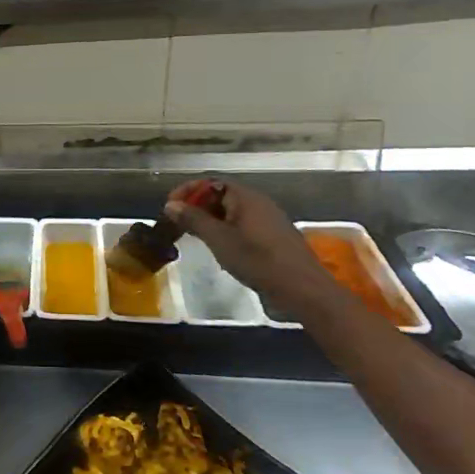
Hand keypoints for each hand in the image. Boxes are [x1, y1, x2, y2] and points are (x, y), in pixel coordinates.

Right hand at [164, 179, 340, 312]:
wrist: (304, 291)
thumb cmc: (257, 260)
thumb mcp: (218, 239)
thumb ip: (193, 219)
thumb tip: (171, 205)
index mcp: (245, 197)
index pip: (210, 182)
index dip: (187, 191)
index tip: (170, 208)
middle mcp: (258, 203)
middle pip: (220, 196)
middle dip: (196, 207)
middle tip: (179, 224)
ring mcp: (268, 220)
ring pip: (231, 212)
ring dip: (209, 220)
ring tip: (195, 237)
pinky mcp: (274, 238)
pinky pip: (243, 225)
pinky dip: (225, 231)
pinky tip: (220, 249)